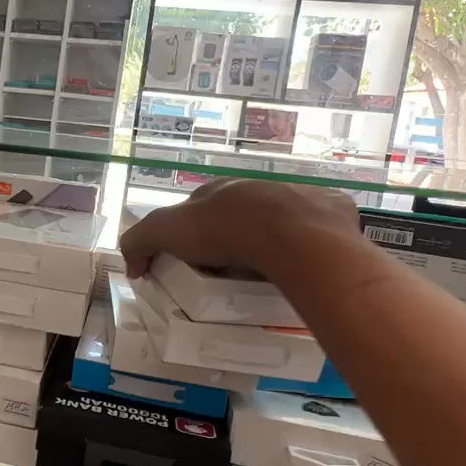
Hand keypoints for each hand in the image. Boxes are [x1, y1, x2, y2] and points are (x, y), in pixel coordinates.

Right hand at [121, 179, 360, 282]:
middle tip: (230, 274)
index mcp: (219, 190)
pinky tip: (307, 267)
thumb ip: (139, 243)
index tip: (192, 265)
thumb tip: (133, 268)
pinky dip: (313, 247)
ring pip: (282, 222)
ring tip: (270, 276)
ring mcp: (297, 198)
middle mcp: (258, 188)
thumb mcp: (163, 231)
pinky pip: (321, 230)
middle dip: (235, 238)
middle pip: (241, 215)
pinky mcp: (331, 212)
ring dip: (275, 242)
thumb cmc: (223, 228)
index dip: (191, 235)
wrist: (289, 234)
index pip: (198, 210)